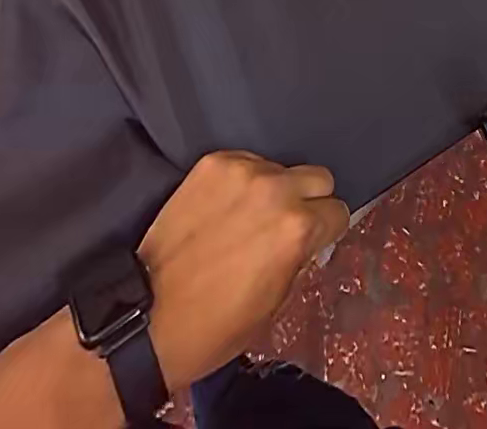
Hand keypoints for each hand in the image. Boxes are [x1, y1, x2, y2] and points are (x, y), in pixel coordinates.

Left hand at [140, 151, 349, 390]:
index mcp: (298, 228)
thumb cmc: (217, 325)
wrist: (148, 315)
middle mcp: (276, 190)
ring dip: (274, 189)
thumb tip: (311, 237)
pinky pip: (246, 161)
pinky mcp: (213, 162)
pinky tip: (225, 206)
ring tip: (247, 216)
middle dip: (310, 201)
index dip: (328, 230)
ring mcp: (242, 171)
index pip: (338, 210)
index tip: (314, 239)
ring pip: (281, 167)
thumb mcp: (277, 301)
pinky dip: (243, 181)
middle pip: (319, 177)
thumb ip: (301, 256)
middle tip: (287, 224)